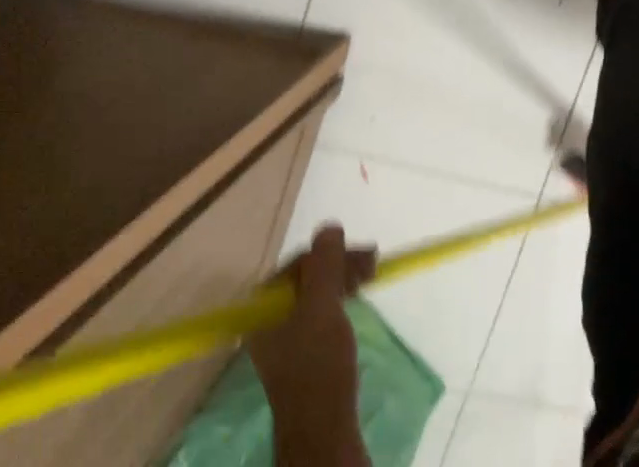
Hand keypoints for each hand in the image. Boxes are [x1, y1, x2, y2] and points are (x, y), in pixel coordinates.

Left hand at [250, 224, 376, 458]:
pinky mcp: (299, 341)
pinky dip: (339, 296)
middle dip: (342, 265)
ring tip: (369, 281)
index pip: (300, 262)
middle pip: (308, 273)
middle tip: (375, 267)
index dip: (336, 254)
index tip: (371, 257)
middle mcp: (267, 313)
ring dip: (344, 278)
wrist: (321, 414)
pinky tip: (355, 299)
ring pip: (315, 288)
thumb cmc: (319, 359)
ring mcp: (282, 328)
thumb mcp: (323, 307)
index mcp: (263, 304)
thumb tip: (329, 226)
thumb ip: (326, 267)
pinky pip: (318, 305)